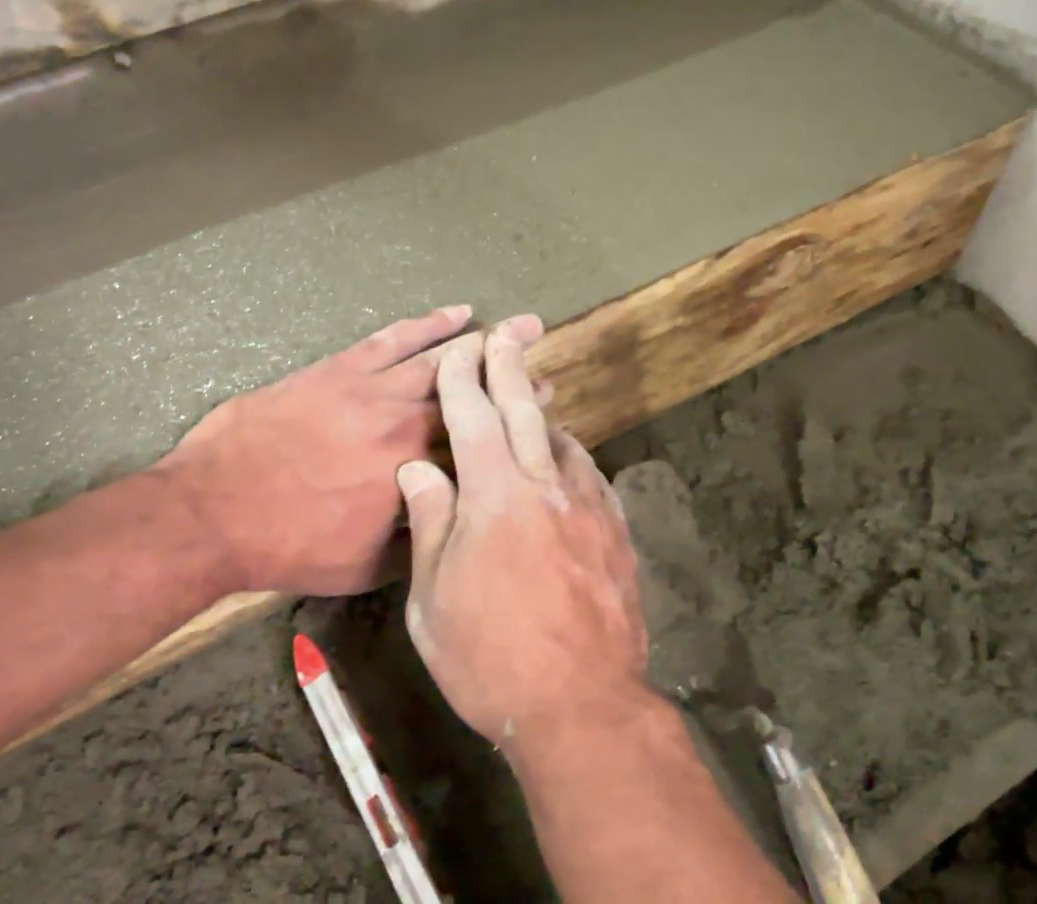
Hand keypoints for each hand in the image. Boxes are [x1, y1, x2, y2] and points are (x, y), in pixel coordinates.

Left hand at [156, 305, 542, 595]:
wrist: (212, 512)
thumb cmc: (290, 547)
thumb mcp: (367, 566)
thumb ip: (421, 538)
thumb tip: (459, 519)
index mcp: (417, 472)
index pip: (482, 441)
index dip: (517, 424)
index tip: (547, 410)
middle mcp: (405, 423)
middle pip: (472, 393)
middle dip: (512, 378)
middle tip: (541, 367)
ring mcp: (372, 389)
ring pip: (441, 358)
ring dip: (485, 342)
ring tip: (520, 326)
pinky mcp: (338, 369)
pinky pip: (392, 338)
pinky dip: (428, 324)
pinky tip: (456, 313)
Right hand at [398, 323, 649, 749]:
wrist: (580, 701)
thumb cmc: (488, 658)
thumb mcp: (433, 599)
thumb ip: (431, 524)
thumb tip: (421, 469)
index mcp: (494, 496)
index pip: (472, 417)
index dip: (462, 377)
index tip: (458, 347)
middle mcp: (546, 486)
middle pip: (525, 411)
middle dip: (510, 367)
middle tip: (503, 334)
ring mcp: (588, 507)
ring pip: (563, 440)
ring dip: (542, 412)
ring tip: (530, 396)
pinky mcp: (615, 531)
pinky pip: (589, 474)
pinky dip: (569, 455)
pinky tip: (564, 459)